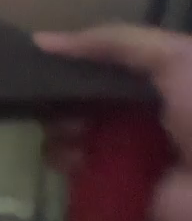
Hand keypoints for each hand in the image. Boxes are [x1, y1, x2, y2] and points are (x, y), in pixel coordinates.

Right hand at [35, 24, 191, 220]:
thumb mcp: (180, 61)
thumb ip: (117, 42)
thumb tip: (42, 41)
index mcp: (166, 87)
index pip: (108, 63)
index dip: (74, 58)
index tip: (43, 59)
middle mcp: (149, 114)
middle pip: (82, 94)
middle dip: (59, 95)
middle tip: (51, 100)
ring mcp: (131, 148)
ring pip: (69, 126)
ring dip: (58, 126)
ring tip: (70, 132)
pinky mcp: (115, 179)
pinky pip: (70, 161)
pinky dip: (61, 156)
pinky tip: (72, 156)